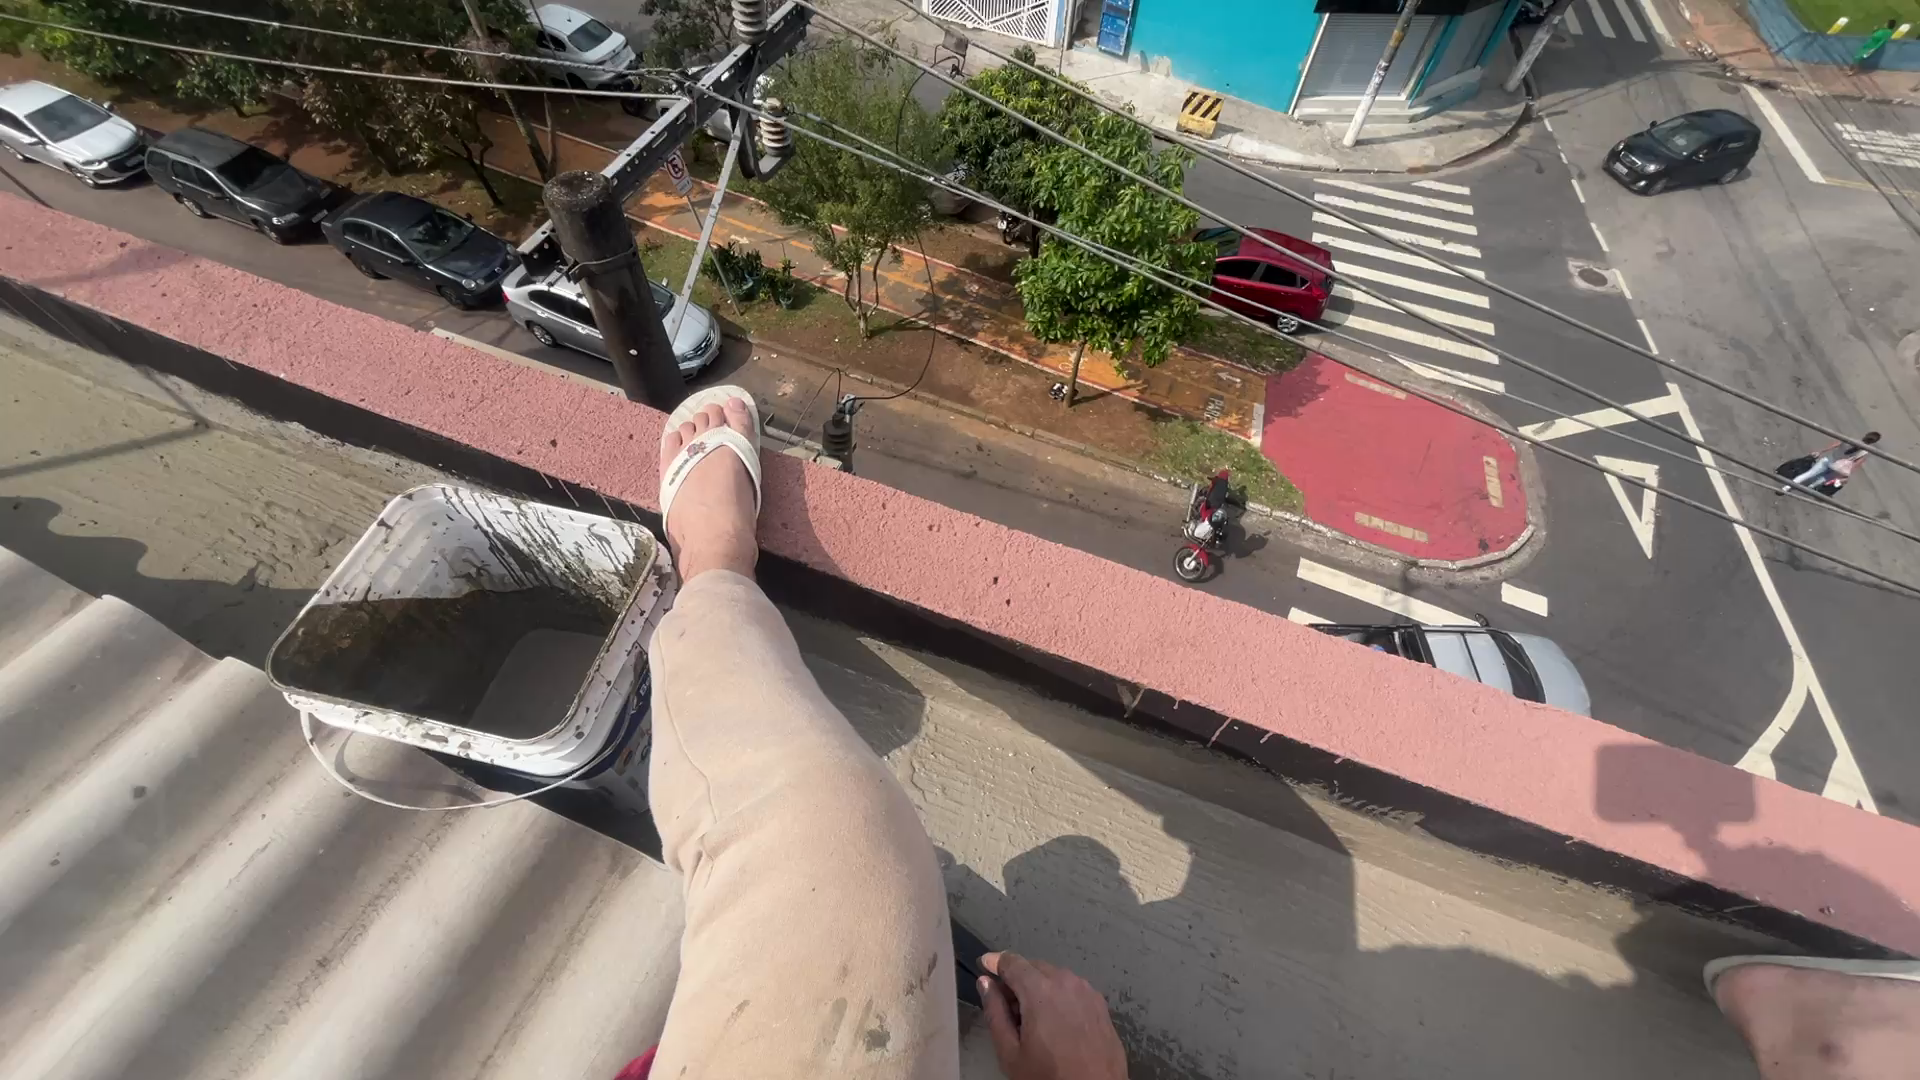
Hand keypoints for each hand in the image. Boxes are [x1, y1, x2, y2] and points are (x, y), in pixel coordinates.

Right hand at [978, 951, 1126, 1079]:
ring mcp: (1085, 989)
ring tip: (1034, 1019)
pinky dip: (1059, 995)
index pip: (1011, 961)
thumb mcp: (1011, 1054)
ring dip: (1039, 986)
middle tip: (1009, 1008)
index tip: (984, 964)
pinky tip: (1058, 1022)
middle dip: (1017, 980)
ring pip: (1053, 976)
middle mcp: (1064, 980)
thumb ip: (995, 1013)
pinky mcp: (1099, 1002)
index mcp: (1040, 989)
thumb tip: (985, 983)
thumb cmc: (1049, 1077)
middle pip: (1032, 967)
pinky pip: (1072, 988)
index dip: (995, 961)